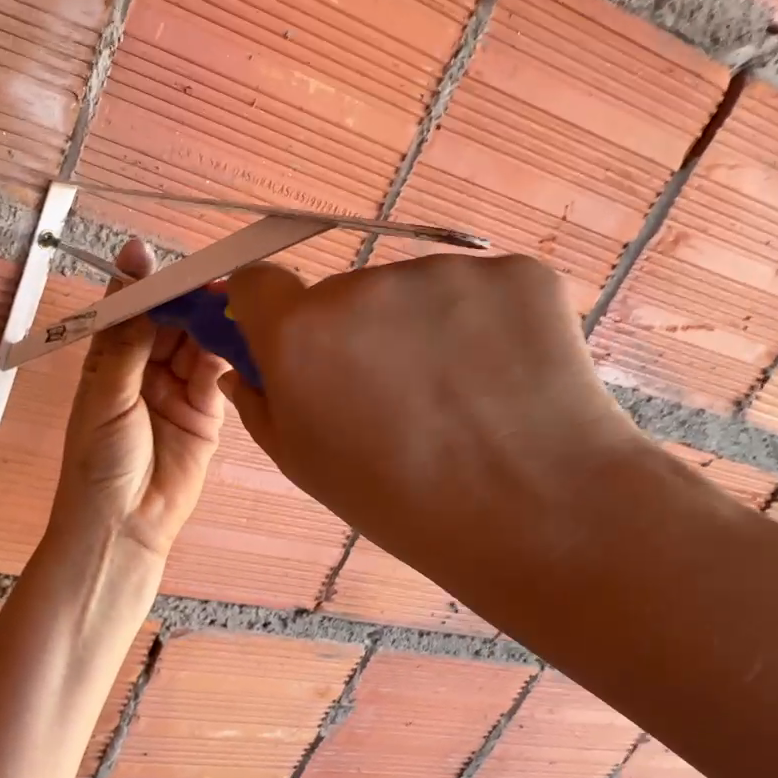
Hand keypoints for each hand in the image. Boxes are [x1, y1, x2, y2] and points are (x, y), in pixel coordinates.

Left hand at [50, 239, 231, 557]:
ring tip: (230, 296)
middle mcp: (142, 370)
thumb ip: (126, 340)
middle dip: (185, 297)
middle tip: (209, 272)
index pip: (126, 312)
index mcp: (107, 363)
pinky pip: (219, 371)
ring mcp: (176, 389)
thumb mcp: (105, 396)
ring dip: (210, 320)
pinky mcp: (206, 411)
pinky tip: (241, 329)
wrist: (123, 526)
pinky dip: (229, 350)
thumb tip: (130, 275)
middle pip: (168, 321)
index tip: (151, 254)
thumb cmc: (99, 463)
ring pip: (196, 341)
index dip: (139, 284)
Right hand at [220, 253, 648, 563]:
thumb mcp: (298, 459)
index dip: (262, 308)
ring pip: (408, 293)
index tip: (278, 336)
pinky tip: (496, 377)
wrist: (531, 505)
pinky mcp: (518, 271)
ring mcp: (443, 272)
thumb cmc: (389, 494)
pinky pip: (475, 290)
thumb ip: (260, 403)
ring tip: (450, 393)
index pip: (256, 282)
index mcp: (297, 332)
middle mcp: (361, 285)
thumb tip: (246, 371)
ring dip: (414, 327)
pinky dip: (478, 322)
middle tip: (381, 393)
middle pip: (338, 295)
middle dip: (347, 331)